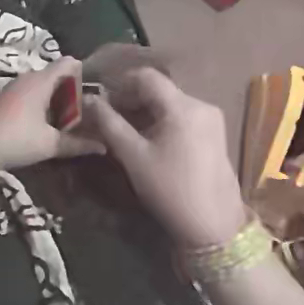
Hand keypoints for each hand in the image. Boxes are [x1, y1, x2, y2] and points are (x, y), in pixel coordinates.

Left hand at [0, 58, 106, 169]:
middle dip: (75, 91)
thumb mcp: (49, 143)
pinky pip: (34, 94)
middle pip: (58, 75)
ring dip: (60, 99)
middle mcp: (30, 77)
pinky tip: (52, 122)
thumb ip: (77, 144)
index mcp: (42, 80)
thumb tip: (103, 146)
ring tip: (76, 118)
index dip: (85, 73)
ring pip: (45, 86)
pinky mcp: (8, 98)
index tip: (99, 90)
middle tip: (92, 109)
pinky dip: (46, 104)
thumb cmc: (16, 138)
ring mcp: (17, 87)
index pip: (69, 63)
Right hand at [82, 68, 247, 248]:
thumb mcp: (133, 156)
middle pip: (159, 89)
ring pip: (169, 103)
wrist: (214, 227)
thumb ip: (109, 123)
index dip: (120, 84)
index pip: (146, 76)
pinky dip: (161, 121)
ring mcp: (211, 119)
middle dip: (130, 99)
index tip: (101, 101)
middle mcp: (201, 105)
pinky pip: (181, 116)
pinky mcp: (214, 134)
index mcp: (182, 106)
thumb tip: (89, 100)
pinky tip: (148, 141)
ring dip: (144, 111)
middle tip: (108, 119)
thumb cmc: (170, 190)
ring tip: (124, 133)